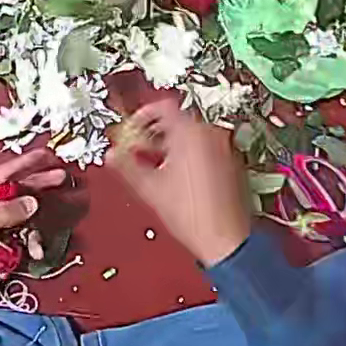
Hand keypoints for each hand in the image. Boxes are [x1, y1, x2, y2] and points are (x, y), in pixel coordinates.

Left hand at [0, 148, 68, 332]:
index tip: (47, 155)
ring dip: (33, 228)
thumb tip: (32, 202)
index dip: (26, 162)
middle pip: (16, 190)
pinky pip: (17, 236)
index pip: (4, 172)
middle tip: (61, 178)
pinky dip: (26, 243)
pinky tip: (30, 253)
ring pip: (20, 216)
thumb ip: (4, 213)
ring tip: (38, 244)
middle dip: (38, 186)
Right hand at [112, 100, 251, 265]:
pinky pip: (207, 146)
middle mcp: (211, 135)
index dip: (144, 115)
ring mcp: (225, 148)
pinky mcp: (232, 162)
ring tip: (157, 164)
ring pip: (193, 134)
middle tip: (141, 147)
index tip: (134, 127)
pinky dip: (191, 153)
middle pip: (178, 119)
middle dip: (156, 133)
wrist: (226, 239)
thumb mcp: (150, 188)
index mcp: (190, 133)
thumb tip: (112, 155)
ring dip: (173, 143)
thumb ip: (127, 165)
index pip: (163, 106)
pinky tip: (179, 174)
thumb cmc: (194, 216)